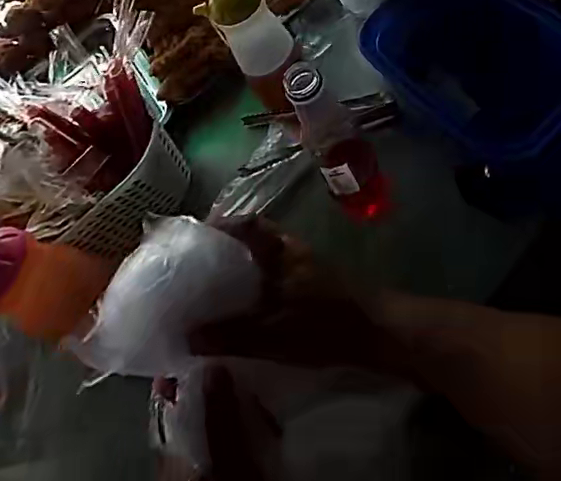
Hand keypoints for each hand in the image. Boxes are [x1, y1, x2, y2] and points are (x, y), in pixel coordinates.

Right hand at [189, 218, 395, 372]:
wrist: (374, 329)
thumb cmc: (324, 325)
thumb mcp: (272, 336)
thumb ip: (230, 335)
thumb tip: (186, 335)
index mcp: (283, 251)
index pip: (250, 224)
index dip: (223, 224)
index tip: (195, 235)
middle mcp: (293, 249)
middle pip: (256, 236)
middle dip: (227, 246)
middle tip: (195, 264)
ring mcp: (305, 263)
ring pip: (266, 254)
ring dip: (242, 263)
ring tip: (212, 285)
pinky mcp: (313, 279)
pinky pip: (276, 270)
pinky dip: (256, 279)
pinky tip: (244, 302)